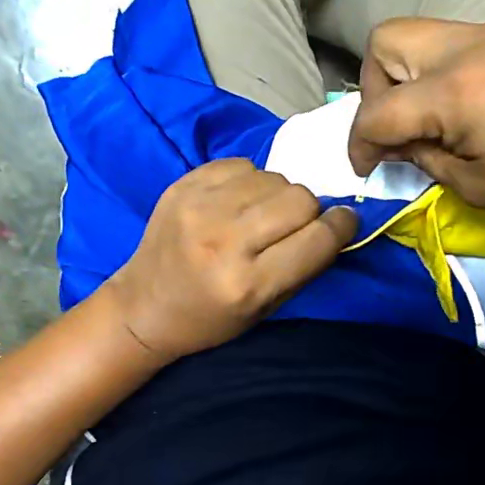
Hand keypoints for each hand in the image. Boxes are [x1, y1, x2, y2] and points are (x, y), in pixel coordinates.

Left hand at [102, 159, 358, 360]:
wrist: (143, 306)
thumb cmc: (209, 319)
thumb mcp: (264, 309)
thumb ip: (304, 265)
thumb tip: (337, 219)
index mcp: (247, 283)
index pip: (319, 238)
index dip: (341, 227)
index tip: (341, 224)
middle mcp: (223, 240)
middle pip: (299, 198)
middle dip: (307, 212)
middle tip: (291, 227)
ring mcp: (198, 208)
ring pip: (272, 177)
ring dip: (276, 195)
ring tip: (257, 216)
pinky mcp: (182, 186)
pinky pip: (240, 164)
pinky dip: (247, 181)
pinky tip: (233, 203)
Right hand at [345, 18, 484, 226]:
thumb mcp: (480, 187)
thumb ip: (426, 159)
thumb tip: (402, 145)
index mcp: (451, 90)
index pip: (375, 112)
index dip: (359, 147)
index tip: (367, 171)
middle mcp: (466, 47)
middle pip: (385, 41)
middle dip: (374, 87)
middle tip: (398, 128)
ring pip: (422, 34)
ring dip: (410, 75)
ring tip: (435, 119)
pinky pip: (460, 43)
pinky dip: (446, 71)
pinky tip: (477, 107)